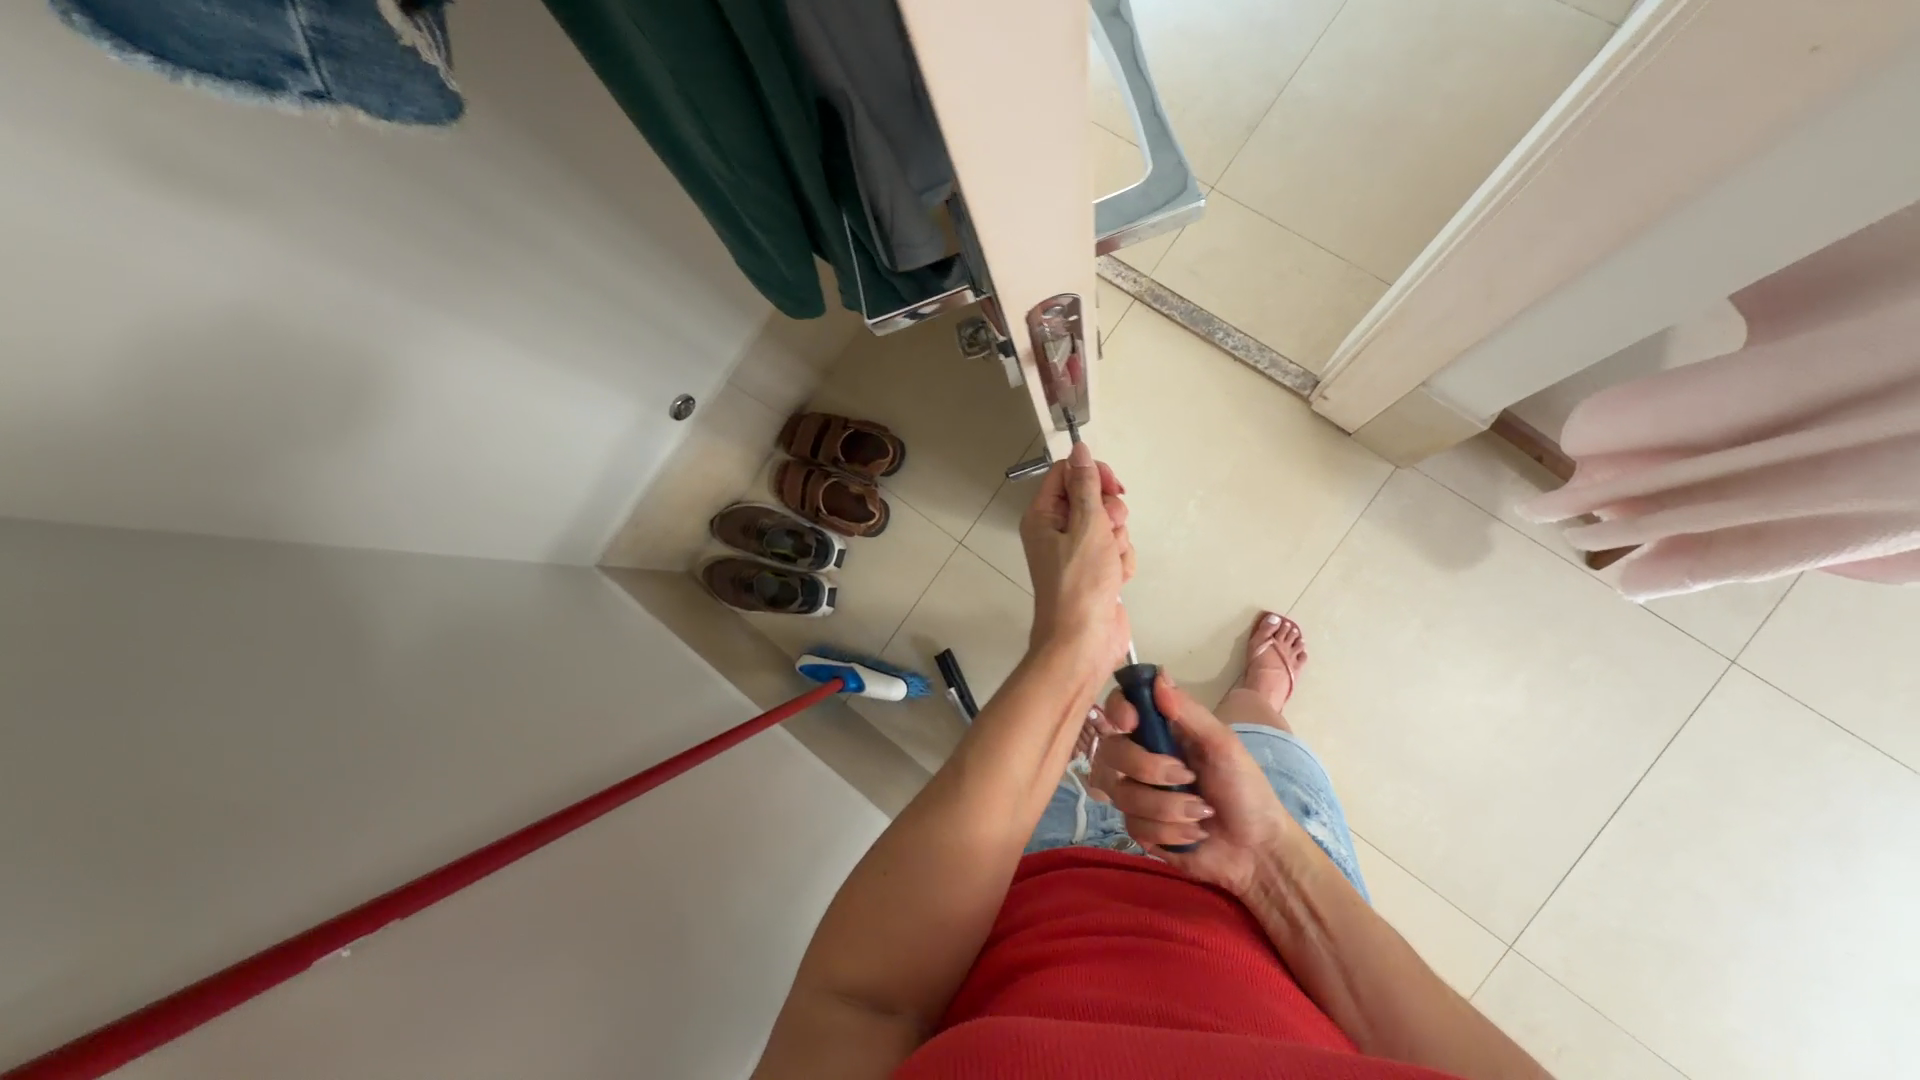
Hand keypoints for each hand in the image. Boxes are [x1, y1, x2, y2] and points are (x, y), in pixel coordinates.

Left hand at [1020, 442, 1135, 674]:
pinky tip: (1116, 579)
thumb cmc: (1079, 584)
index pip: (1067, 474)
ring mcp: (1078, 552)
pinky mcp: (1096, 570)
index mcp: (1043, 516)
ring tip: (1110, 563)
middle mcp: (1057, 531)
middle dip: (1110, 515)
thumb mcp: (1086, 526)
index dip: (1093, 475)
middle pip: (1093, 498)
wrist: (1084, 640)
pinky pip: (1117, 551)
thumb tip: (1080, 450)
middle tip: (1108, 532)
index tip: (1113, 487)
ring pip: (1110, 526)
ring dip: (1118, 542)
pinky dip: (1121, 562)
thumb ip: (1086, 486)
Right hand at [1088, 674, 1295, 897]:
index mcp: (1161, 732)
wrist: (1257, 850)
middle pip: (1111, 751)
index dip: (1117, 710)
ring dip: (1170, 807)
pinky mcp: (1140, 828)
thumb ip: (1189, 712)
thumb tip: (1158, 676)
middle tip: (1187, 777)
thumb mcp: (1223, 745)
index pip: (1120, 708)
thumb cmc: (1245, 789)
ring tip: (1202, 813)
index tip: (1130, 722)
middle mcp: (1141, 759)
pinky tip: (1195, 834)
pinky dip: (1171, 831)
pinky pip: (1135, 825)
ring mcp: (1137, 794)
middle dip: (1149, 769)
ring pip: (1123, 793)